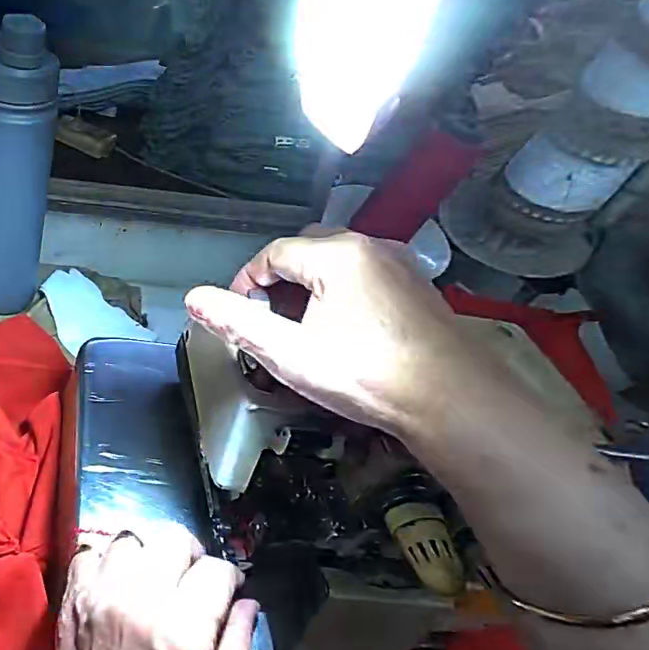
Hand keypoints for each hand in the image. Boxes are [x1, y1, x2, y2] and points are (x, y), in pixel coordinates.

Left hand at [41, 525, 257, 649]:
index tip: (227, 591)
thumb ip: (238, 643)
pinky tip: (118, 583)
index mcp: (183, 633)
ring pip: (129, 538)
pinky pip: (87, 554)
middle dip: (191, 555)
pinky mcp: (72, 604)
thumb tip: (247, 602)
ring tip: (153, 578)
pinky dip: (106, 560)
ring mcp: (99, 600)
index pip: (215, 569)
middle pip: (171, 539)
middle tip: (192, 580)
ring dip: (148, 553)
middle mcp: (138, 604)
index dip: (228, 578)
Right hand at [183, 231, 520, 437]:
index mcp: (337, 254)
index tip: (240, 316)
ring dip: (309, 289)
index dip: (246, 283)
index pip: (272, 253)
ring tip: (302, 331)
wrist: (454, 402)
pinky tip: (343, 333)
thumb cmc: (367, 375)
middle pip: (304, 251)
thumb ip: (238, 322)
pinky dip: (340, 295)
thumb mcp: (288, 352)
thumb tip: (194, 299)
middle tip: (269, 323)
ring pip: (336, 264)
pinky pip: (364, 277)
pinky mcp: (417, 288)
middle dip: (278, 283)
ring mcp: (400, 266)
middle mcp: (371, 247)